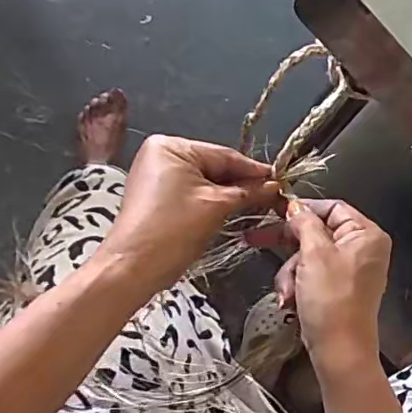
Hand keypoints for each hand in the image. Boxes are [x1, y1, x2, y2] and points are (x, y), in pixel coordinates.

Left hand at [94, 135, 281, 295]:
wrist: (133, 267)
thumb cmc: (172, 230)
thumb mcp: (216, 206)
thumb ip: (248, 191)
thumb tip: (273, 186)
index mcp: (171, 145)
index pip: (223, 154)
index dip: (253, 169)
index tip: (278, 179)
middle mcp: (159, 153)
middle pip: (213, 166)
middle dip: (241, 183)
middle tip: (272, 195)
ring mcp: (154, 175)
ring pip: (202, 181)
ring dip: (227, 194)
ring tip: (257, 204)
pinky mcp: (154, 195)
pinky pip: (189, 192)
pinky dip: (209, 201)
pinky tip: (230, 210)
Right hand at [264, 199, 390, 370]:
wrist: (338, 350)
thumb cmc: (330, 298)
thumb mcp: (314, 254)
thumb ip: (304, 223)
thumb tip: (295, 206)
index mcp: (366, 235)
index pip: (332, 207)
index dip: (303, 209)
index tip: (275, 213)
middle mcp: (362, 249)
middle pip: (317, 232)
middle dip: (288, 247)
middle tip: (256, 239)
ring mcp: (350, 270)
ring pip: (308, 256)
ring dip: (290, 273)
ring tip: (287, 292)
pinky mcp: (337, 289)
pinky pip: (311, 275)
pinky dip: (297, 285)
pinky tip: (290, 300)